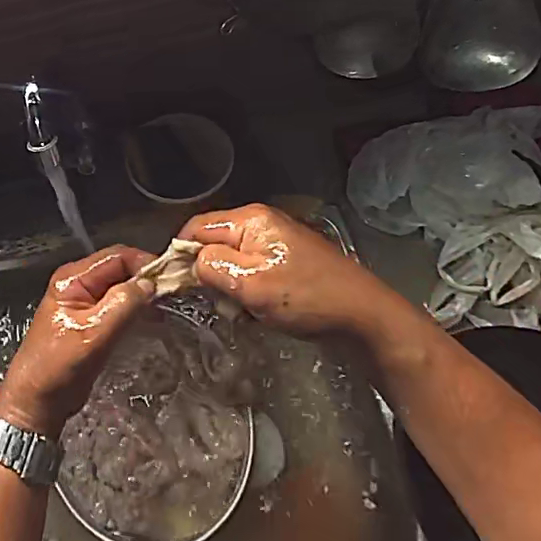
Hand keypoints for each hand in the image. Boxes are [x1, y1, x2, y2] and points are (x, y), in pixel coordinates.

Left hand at [0, 245, 156, 436]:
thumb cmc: (57, 366)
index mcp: (73, 278)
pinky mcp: (92, 319)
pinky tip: (151, 319)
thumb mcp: (92, 334)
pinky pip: (119, 305)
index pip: (116, 257)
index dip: (144, 263)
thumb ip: (122, 305)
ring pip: (122, 287)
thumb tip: (149, 284)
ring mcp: (85, 301)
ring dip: (143, 295)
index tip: (169, 277)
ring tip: (165, 306)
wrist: (36, 401)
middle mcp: (79, 283)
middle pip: (120, 269)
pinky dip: (136, 309)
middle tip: (171, 292)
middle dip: (146, 279)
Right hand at [183, 203, 411, 341]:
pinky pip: (251, 274)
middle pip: (213, 244)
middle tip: (219, 303)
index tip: (174, 284)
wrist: (366, 319)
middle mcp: (260, 224)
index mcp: (251, 220)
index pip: (196, 228)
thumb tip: (189, 262)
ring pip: (231, 263)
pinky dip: (248, 293)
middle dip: (209, 275)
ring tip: (243, 312)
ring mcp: (276, 244)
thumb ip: (212, 267)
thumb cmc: (308, 298)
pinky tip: (259, 313)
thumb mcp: (252, 284)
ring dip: (229, 288)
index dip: (180, 254)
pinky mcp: (287, 264)